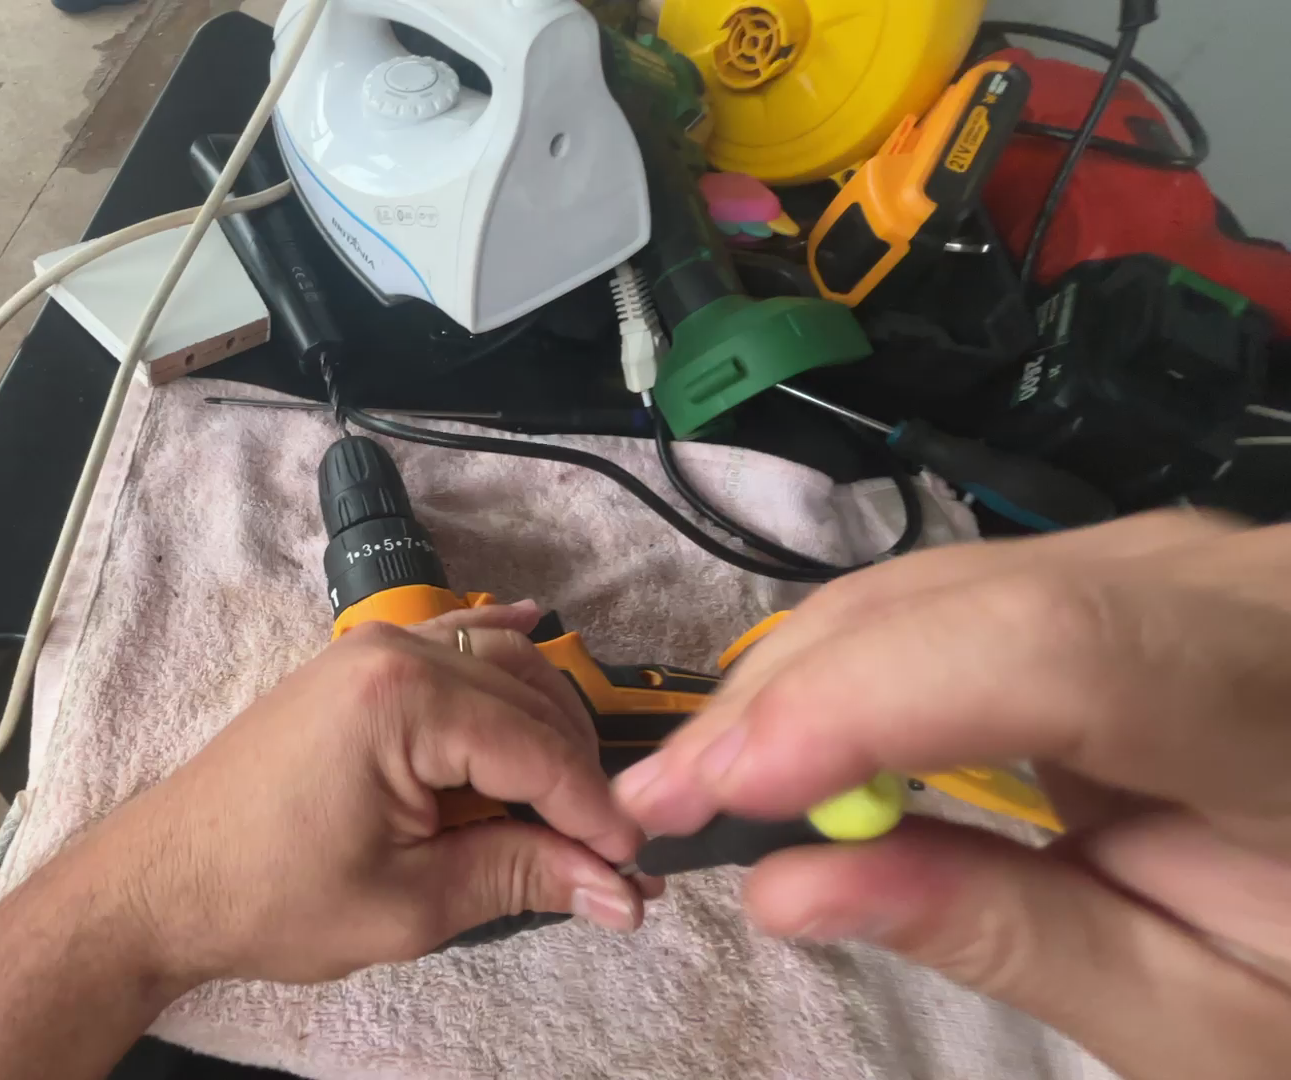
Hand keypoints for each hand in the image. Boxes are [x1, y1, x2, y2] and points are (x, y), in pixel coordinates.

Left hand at [89, 602, 646, 987]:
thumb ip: (519, 877)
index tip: (634, 864)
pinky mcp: (355, 661)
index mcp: (405, 700)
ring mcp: (369, 647)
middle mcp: (393, 650)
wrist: (169, 873)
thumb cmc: (274, 896)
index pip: (535, 748)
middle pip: (524, 693)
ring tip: (570, 788)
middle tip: (604, 841)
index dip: (594, 809)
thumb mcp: (407, 904)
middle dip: (574, 766)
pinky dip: (494, 642)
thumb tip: (620, 889)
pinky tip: (533, 626)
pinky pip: (444, 636)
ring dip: (542, 715)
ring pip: (493, 658)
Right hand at [613, 511, 1290, 1078]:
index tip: (720, 799)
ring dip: (775, 690)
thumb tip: (782, 892)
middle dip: (771, 708)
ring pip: (888, 596)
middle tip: (663, 799)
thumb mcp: (1216, 1020)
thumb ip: (1003, 937)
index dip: (858, 709)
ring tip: (702, 777)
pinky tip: (778, 735)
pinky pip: (904, 605)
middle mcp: (1207, 579)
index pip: (1047, 652)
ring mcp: (1129, 556)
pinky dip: (819, 673)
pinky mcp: (1069, 571)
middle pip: (926, 611)